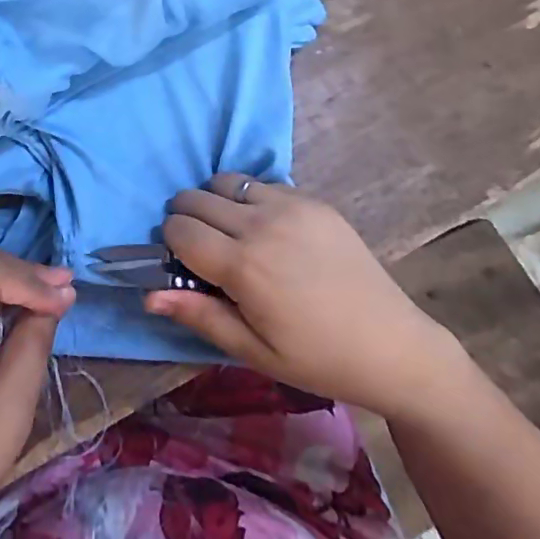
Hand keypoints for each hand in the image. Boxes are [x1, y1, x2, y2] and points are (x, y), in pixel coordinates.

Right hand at [145, 174, 462, 419]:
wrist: (393, 345)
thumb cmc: (317, 358)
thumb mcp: (253, 350)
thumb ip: (198, 315)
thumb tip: (147, 295)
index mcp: (243, 265)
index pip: (180, 229)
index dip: (170, 243)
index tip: (182, 263)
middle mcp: (261, 223)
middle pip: (196, 197)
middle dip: (187, 218)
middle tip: (202, 249)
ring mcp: (290, 205)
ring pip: (226, 180)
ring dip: (215, 201)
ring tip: (231, 232)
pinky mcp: (312, 200)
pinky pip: (263, 184)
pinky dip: (250, 198)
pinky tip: (268, 230)